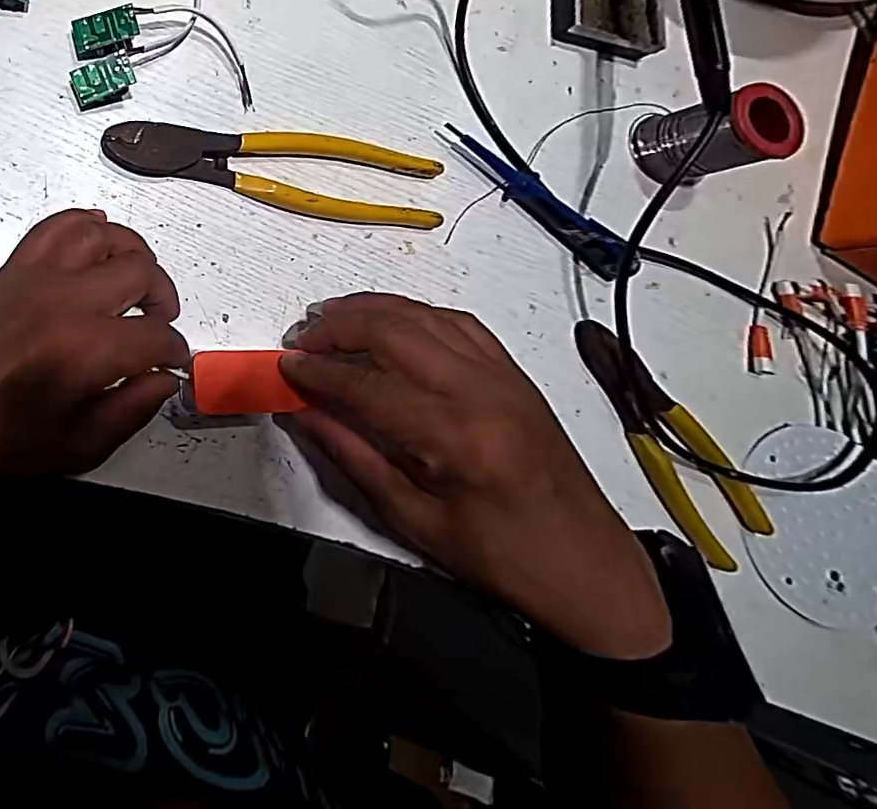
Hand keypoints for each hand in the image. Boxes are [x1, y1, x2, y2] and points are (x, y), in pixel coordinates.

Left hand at [0, 209, 188, 483]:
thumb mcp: (81, 444)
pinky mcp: (14, 271)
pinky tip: (98, 233)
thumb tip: (161, 380)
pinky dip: (83, 223)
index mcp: (85, 348)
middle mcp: (62, 302)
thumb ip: (134, 409)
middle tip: (161, 319)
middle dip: (163, 297)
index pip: (156, 334)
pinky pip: (54, 227)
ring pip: (101, 235)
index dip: (173, 350)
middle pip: (140, 272)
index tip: (171, 359)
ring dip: (131, 251)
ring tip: (138, 274)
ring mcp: (36, 279)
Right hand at [279, 294, 671, 658]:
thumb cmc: (503, 555)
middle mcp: (482, 392)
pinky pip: (457, 322)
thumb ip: (352, 455)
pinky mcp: (513, 374)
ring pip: (424, 316)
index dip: (318, 371)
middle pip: (393, 331)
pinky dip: (415, 313)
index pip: (367, 384)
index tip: (287, 366)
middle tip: (303, 339)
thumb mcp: (413, 518)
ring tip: (332, 316)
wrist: (589, 567)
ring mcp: (503, 376)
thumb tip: (305, 412)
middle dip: (337, 327)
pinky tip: (391, 320)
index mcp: (456, 437)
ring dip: (372, 309)